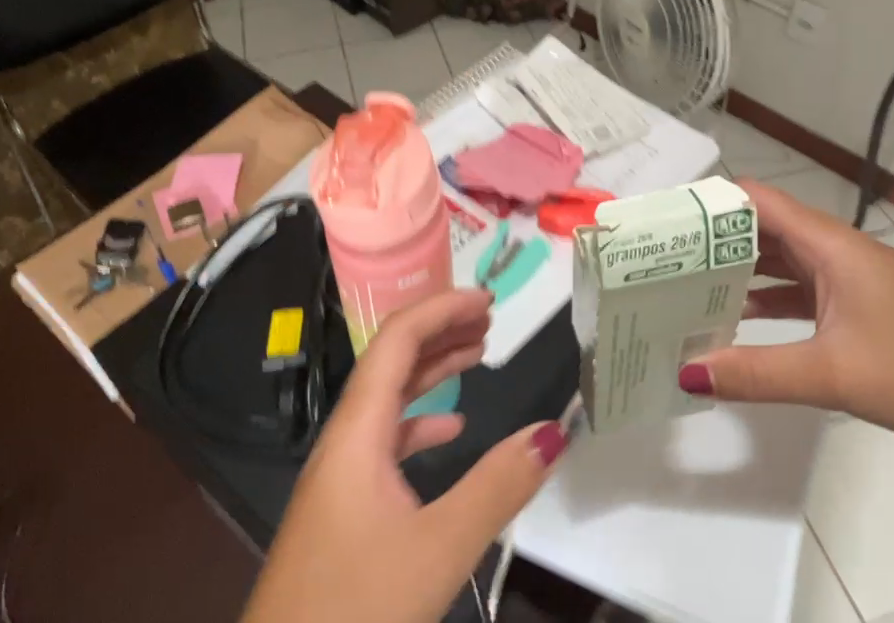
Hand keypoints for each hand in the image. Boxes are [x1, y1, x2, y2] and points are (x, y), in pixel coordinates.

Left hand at [240, 289, 567, 622]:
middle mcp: (344, 440)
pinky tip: (450, 431)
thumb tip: (553, 431)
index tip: (488, 300)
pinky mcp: (344, 505)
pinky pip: (385, 440)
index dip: (439, 310)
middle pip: (390, 363)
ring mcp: (340, 473)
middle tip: (491, 320)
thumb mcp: (439, 547)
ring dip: (432, 372)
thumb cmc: (357, 604)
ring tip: (479, 355)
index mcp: (357, 432)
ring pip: (388, 401)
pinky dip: (421, 422)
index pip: (395, 343)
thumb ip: (497, 487)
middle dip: (439, 332)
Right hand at [678, 178, 893, 445]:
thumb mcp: (833, 374)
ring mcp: (851, 279)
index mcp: (830, 246)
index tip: (662, 223)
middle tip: (659, 261)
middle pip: (762, 229)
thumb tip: (686, 373)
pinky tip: (739, 322)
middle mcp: (836, 251)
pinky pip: (800, 290)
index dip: (707, 204)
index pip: (756, 200)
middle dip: (711, 241)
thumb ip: (757, 373)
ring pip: (781, 261)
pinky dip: (767, 299)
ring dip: (738, 271)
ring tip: (684, 288)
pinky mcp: (860, 306)